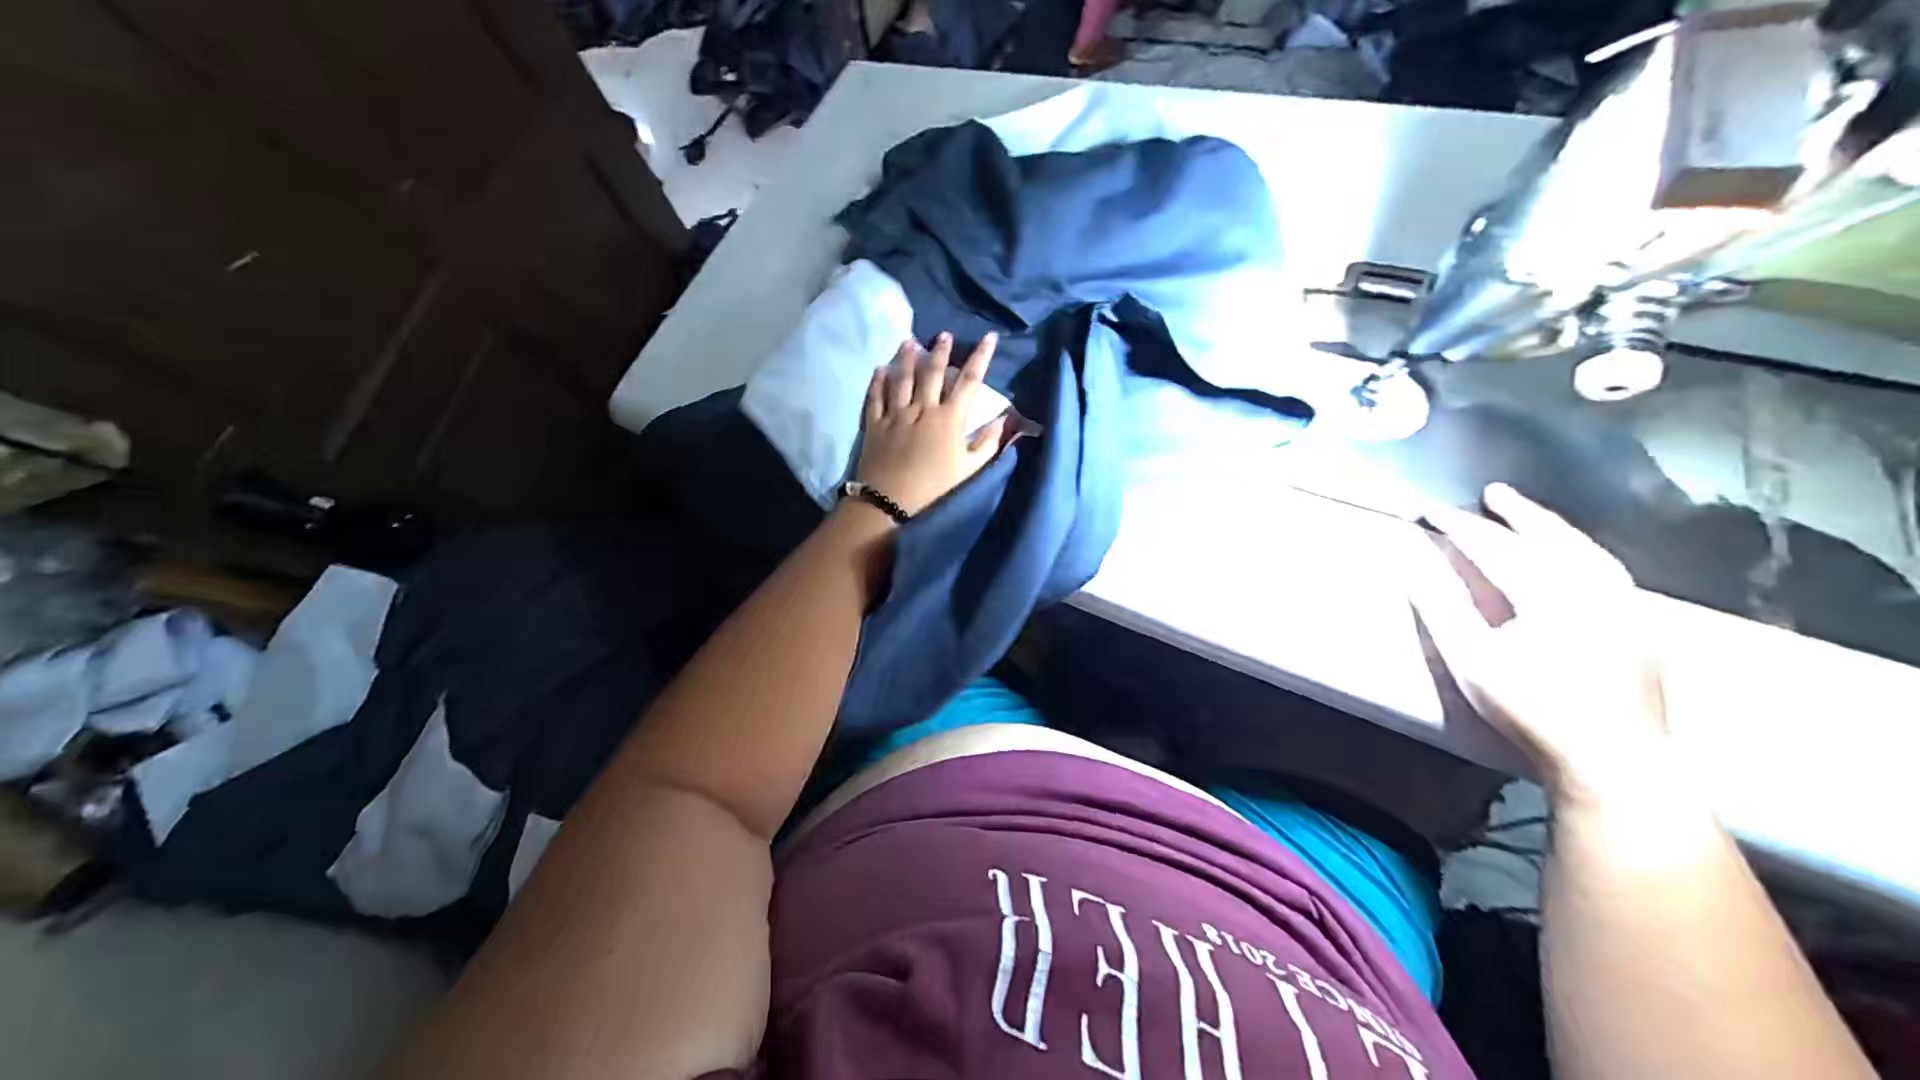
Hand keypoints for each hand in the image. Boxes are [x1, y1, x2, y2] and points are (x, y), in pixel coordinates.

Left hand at [856, 332, 1008, 515]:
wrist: (891, 502)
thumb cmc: (935, 488)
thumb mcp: (970, 470)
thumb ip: (988, 442)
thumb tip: (1004, 418)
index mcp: (950, 419)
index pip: (969, 381)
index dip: (981, 356)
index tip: (989, 336)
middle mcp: (923, 409)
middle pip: (933, 372)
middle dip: (941, 350)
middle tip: (944, 334)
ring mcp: (896, 414)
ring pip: (902, 378)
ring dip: (906, 358)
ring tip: (910, 341)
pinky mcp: (874, 424)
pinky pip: (875, 397)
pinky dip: (877, 381)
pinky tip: (879, 369)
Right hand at [1407, 483, 1670, 803]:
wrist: (1614, 759)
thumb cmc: (1532, 708)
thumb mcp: (1472, 660)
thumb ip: (1444, 610)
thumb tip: (1418, 570)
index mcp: (1549, 593)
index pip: (1496, 546)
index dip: (1459, 526)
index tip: (1430, 510)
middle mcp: (1595, 588)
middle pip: (1552, 537)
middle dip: (1518, 512)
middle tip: (1493, 492)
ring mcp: (1625, 606)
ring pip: (1588, 550)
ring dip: (1555, 528)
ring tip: (1531, 516)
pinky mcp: (1641, 625)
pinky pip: (1608, 570)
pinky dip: (1583, 551)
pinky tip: (1574, 556)